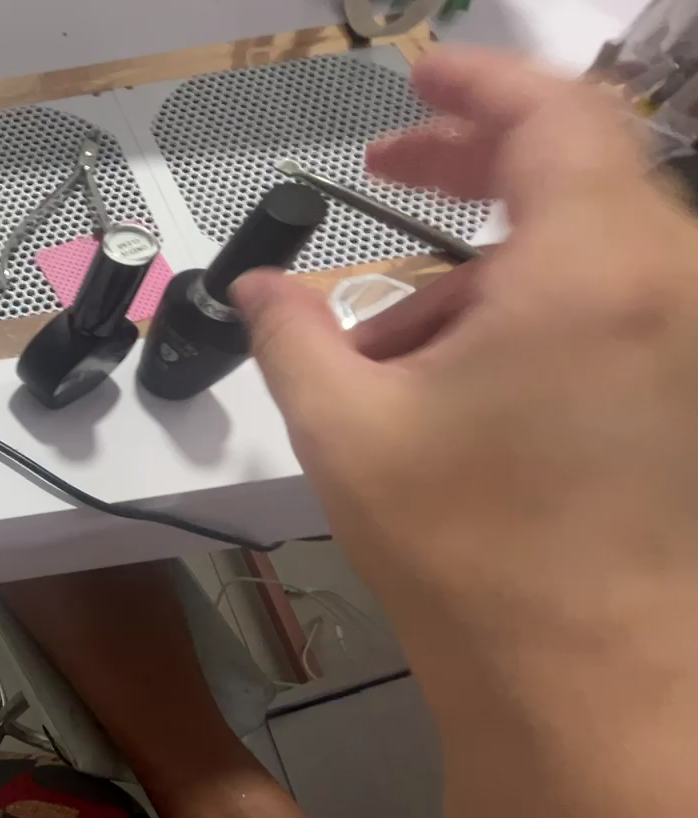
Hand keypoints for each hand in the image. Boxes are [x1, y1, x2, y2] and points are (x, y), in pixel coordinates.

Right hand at [234, 49, 697, 644]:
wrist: (569, 652)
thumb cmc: (451, 531)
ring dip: (461, 274)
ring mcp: (679, 336)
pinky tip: (426, 380)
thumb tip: (254, 286)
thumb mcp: (338, 421)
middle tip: (379, 168)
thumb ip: (288, 332)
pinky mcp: (671, 384)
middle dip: (465, 163)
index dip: (480, 85)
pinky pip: (587, 306)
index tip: (413, 74)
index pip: (555, 122)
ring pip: (567, 253)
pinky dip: (501, 315)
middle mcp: (664, 283)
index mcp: (589, 272)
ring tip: (369, 345)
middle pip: (571, 174)